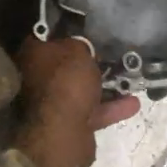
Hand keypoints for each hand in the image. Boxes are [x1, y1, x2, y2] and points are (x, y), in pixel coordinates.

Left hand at [12, 37, 139, 166]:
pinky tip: (133, 104)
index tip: (89, 33)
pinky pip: (92, 112)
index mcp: (34, 55)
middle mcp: (38, 78)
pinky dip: (111, 108)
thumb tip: (83, 47)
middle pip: (67, 66)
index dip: (70, 33)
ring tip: (129, 78)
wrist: (63, 133)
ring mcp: (53, 105)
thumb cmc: (67, 81)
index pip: (50, 37)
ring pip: (82, 91)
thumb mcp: (78, 50)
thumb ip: (82, 45)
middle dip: (90, 63)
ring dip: (105, 87)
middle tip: (111, 56)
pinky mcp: (69, 126)